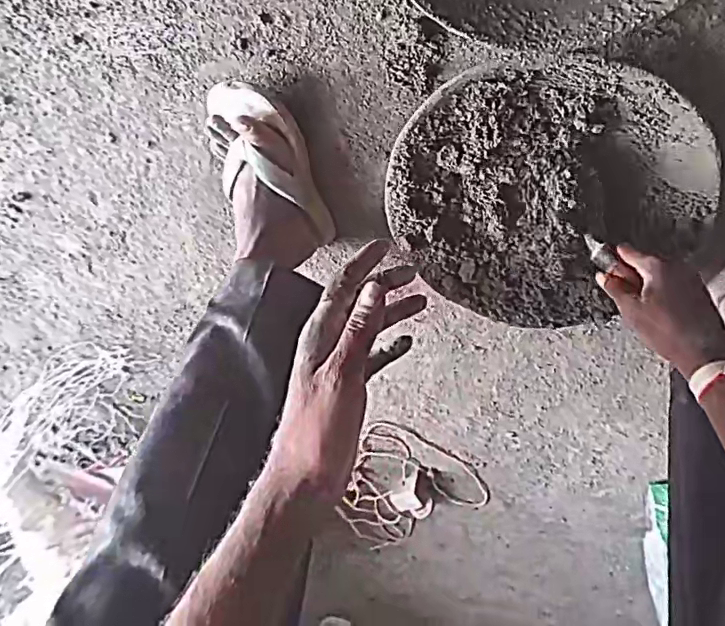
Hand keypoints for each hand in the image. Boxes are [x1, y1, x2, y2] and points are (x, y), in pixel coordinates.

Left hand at [264, 240, 427, 503]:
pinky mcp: (348, 384)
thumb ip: (358, 329)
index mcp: (321, 334)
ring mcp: (338, 363)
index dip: (363, 263)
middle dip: (384, 282)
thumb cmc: (316, 430)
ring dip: (392, 310)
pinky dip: (390, 343)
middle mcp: (328, 343)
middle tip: (412, 270)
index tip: (384, 246)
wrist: (305, 479)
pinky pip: (373, 353)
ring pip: (369, 325)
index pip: (343, 286)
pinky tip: (406, 341)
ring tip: (419, 299)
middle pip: (360, 301)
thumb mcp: (342, 373)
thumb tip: (373, 288)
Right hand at [595, 245, 724, 372]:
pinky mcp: (699, 290)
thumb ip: (615, 288)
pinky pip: (674, 282)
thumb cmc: (669, 333)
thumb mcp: (632, 311)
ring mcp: (689, 277)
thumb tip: (604, 276)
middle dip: (632, 274)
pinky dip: (665, 290)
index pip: (628, 251)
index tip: (608, 269)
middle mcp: (675, 266)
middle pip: (645, 261)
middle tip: (624, 293)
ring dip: (649, 283)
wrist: (703, 353)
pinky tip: (661, 310)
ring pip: (660, 273)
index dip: (614, 260)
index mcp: (656, 266)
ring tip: (643, 306)